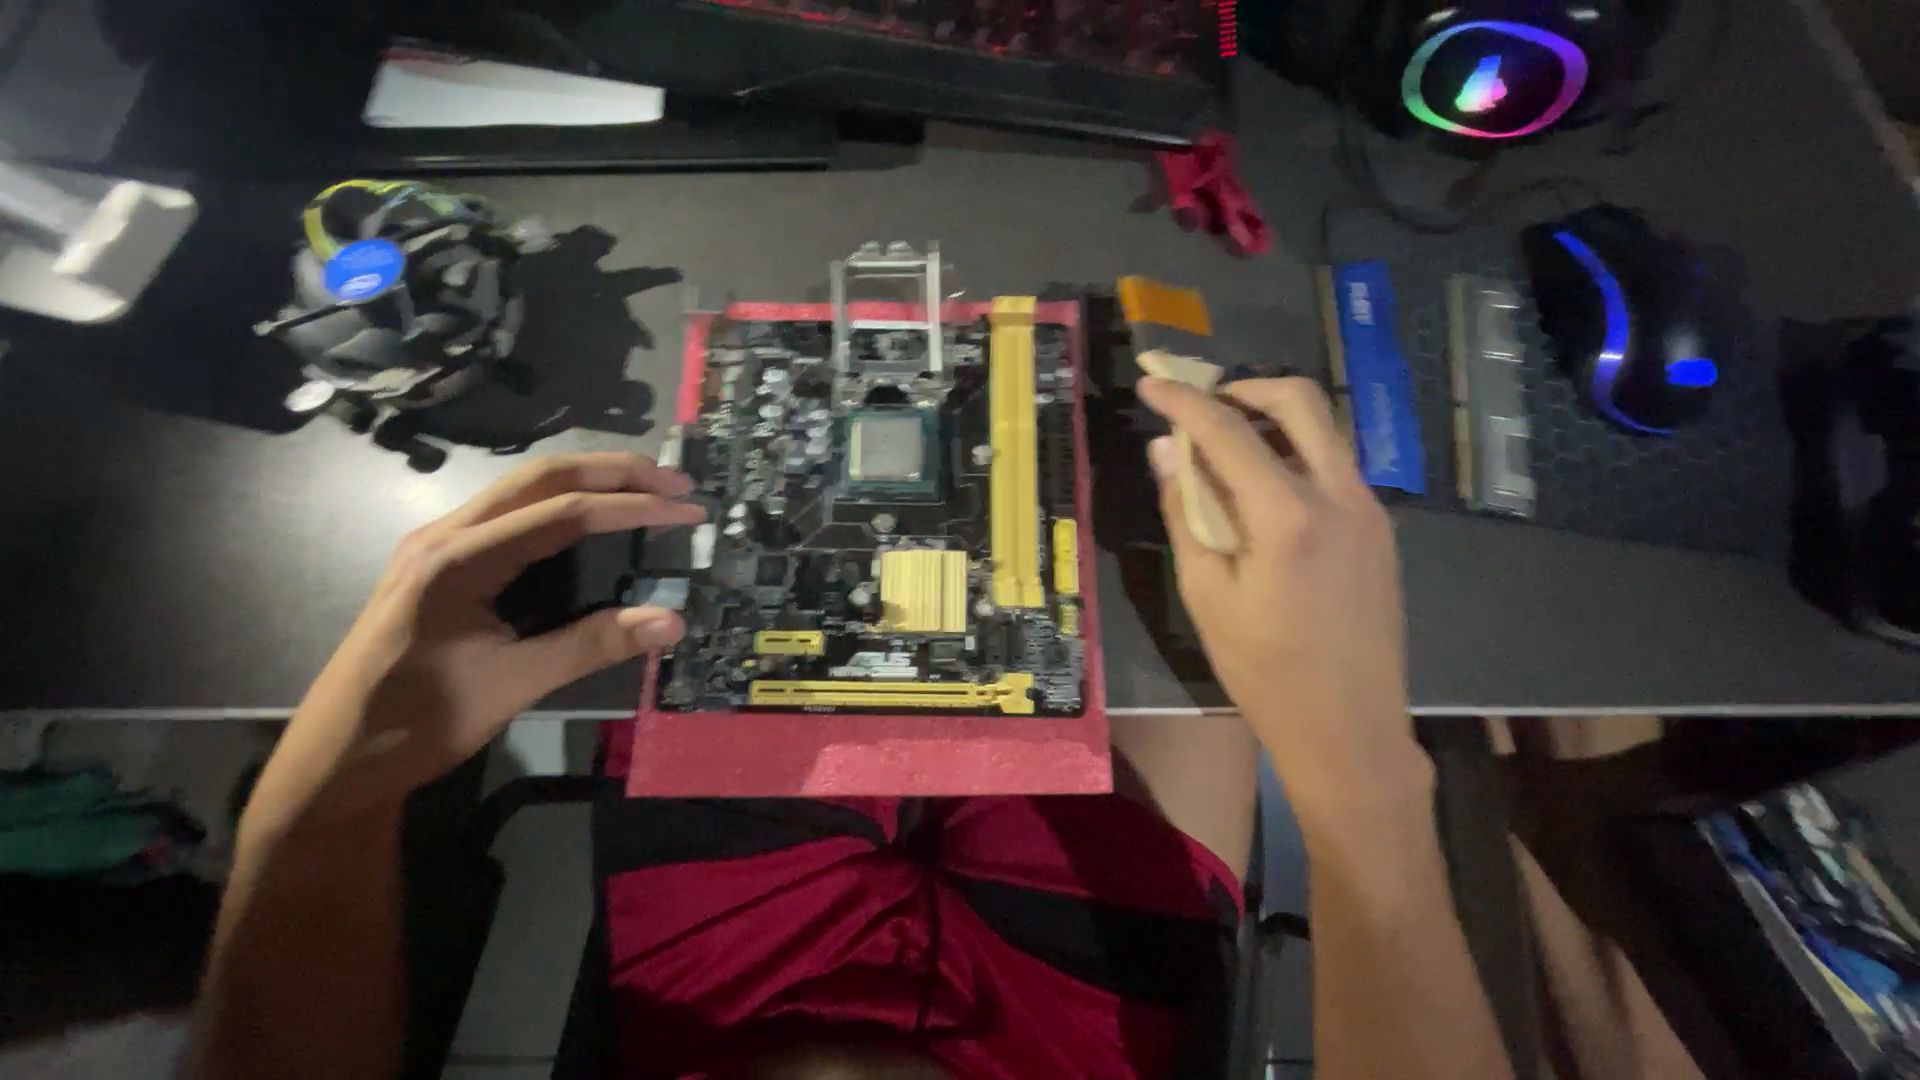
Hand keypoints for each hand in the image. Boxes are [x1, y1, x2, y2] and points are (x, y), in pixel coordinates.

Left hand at [245, 453, 705, 832]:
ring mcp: (440, 543)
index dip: (633, 506)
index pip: (563, 513)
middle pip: (542, 476)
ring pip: (525, 486)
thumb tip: (672, 621)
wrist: (335, 759)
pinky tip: (593, 515)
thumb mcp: (513, 685)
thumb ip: (593, 645)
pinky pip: (512, 510)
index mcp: (458, 559)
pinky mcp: (442, 560)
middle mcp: (446, 534)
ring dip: (590, 479)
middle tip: (676, 481)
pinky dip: (564, 501)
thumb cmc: (418, 723)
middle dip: (615, 471)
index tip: (688, 510)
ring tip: (647, 486)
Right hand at [1137, 376, 1428, 816]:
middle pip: (1299, 400)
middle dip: (1243, 388)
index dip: (1184, 400)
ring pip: (1324, 428)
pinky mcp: (1379, 529)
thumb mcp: (1206, 595)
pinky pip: (1335, 465)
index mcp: (1288, 516)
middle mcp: (1339, 496)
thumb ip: (1187, 513)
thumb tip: (1166, 452)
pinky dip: (1294, 454)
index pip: (1229, 431)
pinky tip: (1263, 492)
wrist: (1349, 727)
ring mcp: (1369, 509)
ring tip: (1225, 447)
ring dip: (1273, 419)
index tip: (1151, 382)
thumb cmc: (1263, 671)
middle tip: (1201, 406)